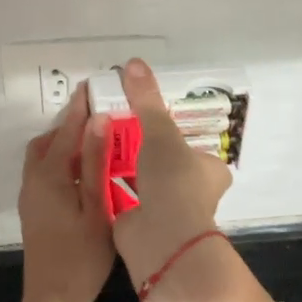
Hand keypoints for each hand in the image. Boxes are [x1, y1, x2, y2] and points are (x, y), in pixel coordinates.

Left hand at [18, 96, 115, 301]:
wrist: (53, 300)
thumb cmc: (81, 256)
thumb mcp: (97, 207)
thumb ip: (97, 162)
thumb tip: (99, 120)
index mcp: (49, 176)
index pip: (66, 132)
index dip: (80, 108)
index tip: (94, 86)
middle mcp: (33, 182)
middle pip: (48, 143)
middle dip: (70, 126)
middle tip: (100, 118)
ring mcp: (31, 199)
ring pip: (45, 160)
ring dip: (66, 147)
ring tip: (98, 144)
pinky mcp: (35, 213)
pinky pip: (46, 176)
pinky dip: (64, 165)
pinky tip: (88, 175)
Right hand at [100, 58, 232, 282]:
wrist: (160, 239)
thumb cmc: (173, 182)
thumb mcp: (161, 132)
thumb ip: (145, 100)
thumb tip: (132, 63)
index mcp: (211, 171)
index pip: (192, 145)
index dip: (170, 131)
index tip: (145, 118)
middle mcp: (193, 191)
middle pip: (164, 161)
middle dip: (141, 148)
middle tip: (115, 123)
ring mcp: (166, 209)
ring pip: (142, 179)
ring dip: (123, 164)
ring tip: (98, 139)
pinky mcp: (141, 222)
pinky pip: (123, 194)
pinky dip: (109, 182)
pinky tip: (90, 164)